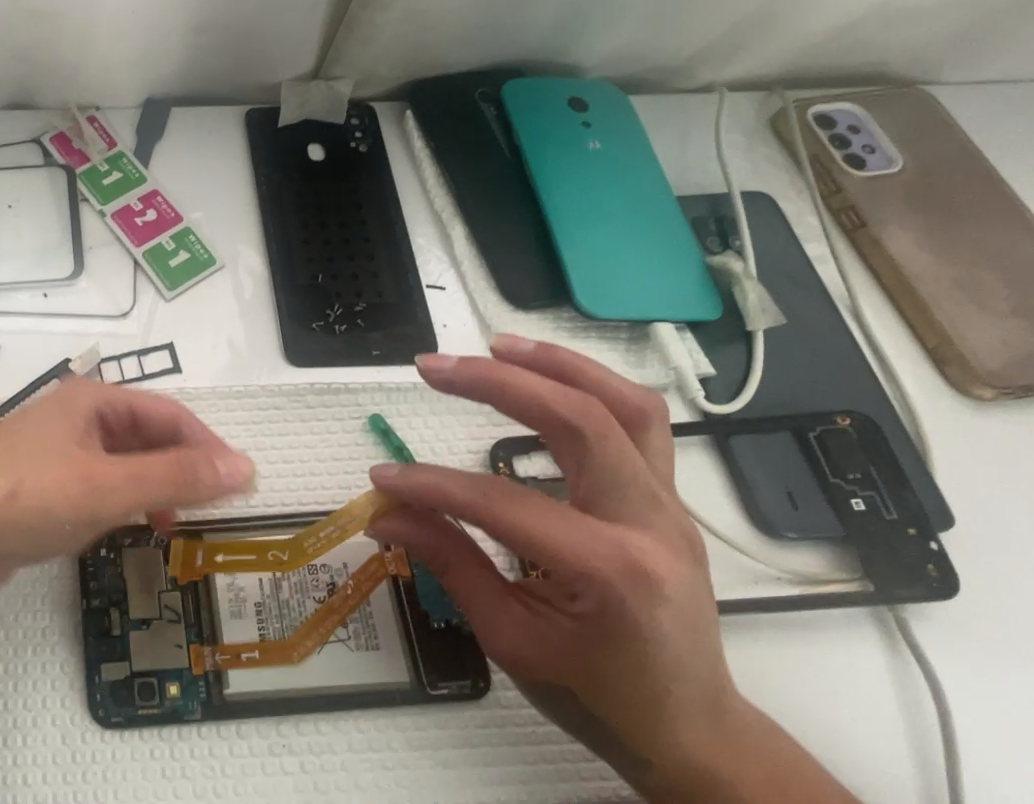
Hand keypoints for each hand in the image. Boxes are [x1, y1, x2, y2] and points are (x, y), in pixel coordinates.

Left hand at [0, 375, 254, 603]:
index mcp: (90, 400)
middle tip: (210, 513)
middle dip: (179, 471)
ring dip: (150, 492)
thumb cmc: (25, 499)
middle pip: (145, 438)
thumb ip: (177, 477)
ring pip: (120, 467)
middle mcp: (73, 419)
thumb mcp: (108, 487)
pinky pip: (94, 490)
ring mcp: (53, 455)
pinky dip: (118, 507)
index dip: (207, 446)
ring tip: (169, 528)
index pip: (168, 414)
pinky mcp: (37, 490)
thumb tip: (245, 467)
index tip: (239, 487)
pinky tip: (120, 533)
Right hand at [369, 336, 854, 801]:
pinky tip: (546, 376)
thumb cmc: (596, 695)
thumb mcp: (509, 637)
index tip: (383, 477)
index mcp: (610, 571)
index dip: (432, 484)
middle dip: (500, 383)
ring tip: (496, 344)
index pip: (504, 503)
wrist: (689, 728)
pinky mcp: (668, 498)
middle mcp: (651, 523)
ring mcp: (670, 506)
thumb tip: (386, 512)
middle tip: (434, 366)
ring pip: (625, 405)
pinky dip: (591, 386)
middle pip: (581, 421)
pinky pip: (640, 423)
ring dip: (558, 365)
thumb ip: (449, 561)